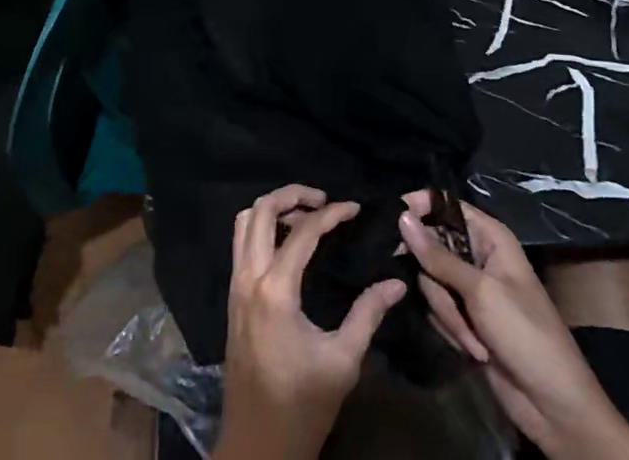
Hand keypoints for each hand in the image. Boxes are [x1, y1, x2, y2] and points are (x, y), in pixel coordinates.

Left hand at [214, 185, 406, 459]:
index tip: (356, 209)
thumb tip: (396, 281)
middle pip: (260, 211)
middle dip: (293, 195)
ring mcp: (235, 288)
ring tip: (308, 216)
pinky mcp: (232, 300)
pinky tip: (290, 244)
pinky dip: (263, 229)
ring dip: (273, 210)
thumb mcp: (343, 360)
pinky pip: (241, 246)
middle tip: (326, 200)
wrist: (257, 445)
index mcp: (275, 291)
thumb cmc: (302, 405)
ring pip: (244, 224)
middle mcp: (248, 279)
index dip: (332, 213)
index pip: (302, 231)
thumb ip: (368, 313)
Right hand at [399, 192, 628, 459]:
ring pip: (431, 282)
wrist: (551, 401)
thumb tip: (402, 217)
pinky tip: (473, 349)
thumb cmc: (525, 333)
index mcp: (490, 236)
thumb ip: (438, 256)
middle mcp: (478, 255)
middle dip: (436, 282)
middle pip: (431, 247)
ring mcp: (470, 287)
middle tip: (450, 302)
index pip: (445, 205)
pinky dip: (450, 329)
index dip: (419, 206)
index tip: (391, 219)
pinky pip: (438, 309)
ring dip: (446, 313)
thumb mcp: (480, 291)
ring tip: (474, 338)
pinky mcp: (464, 316)